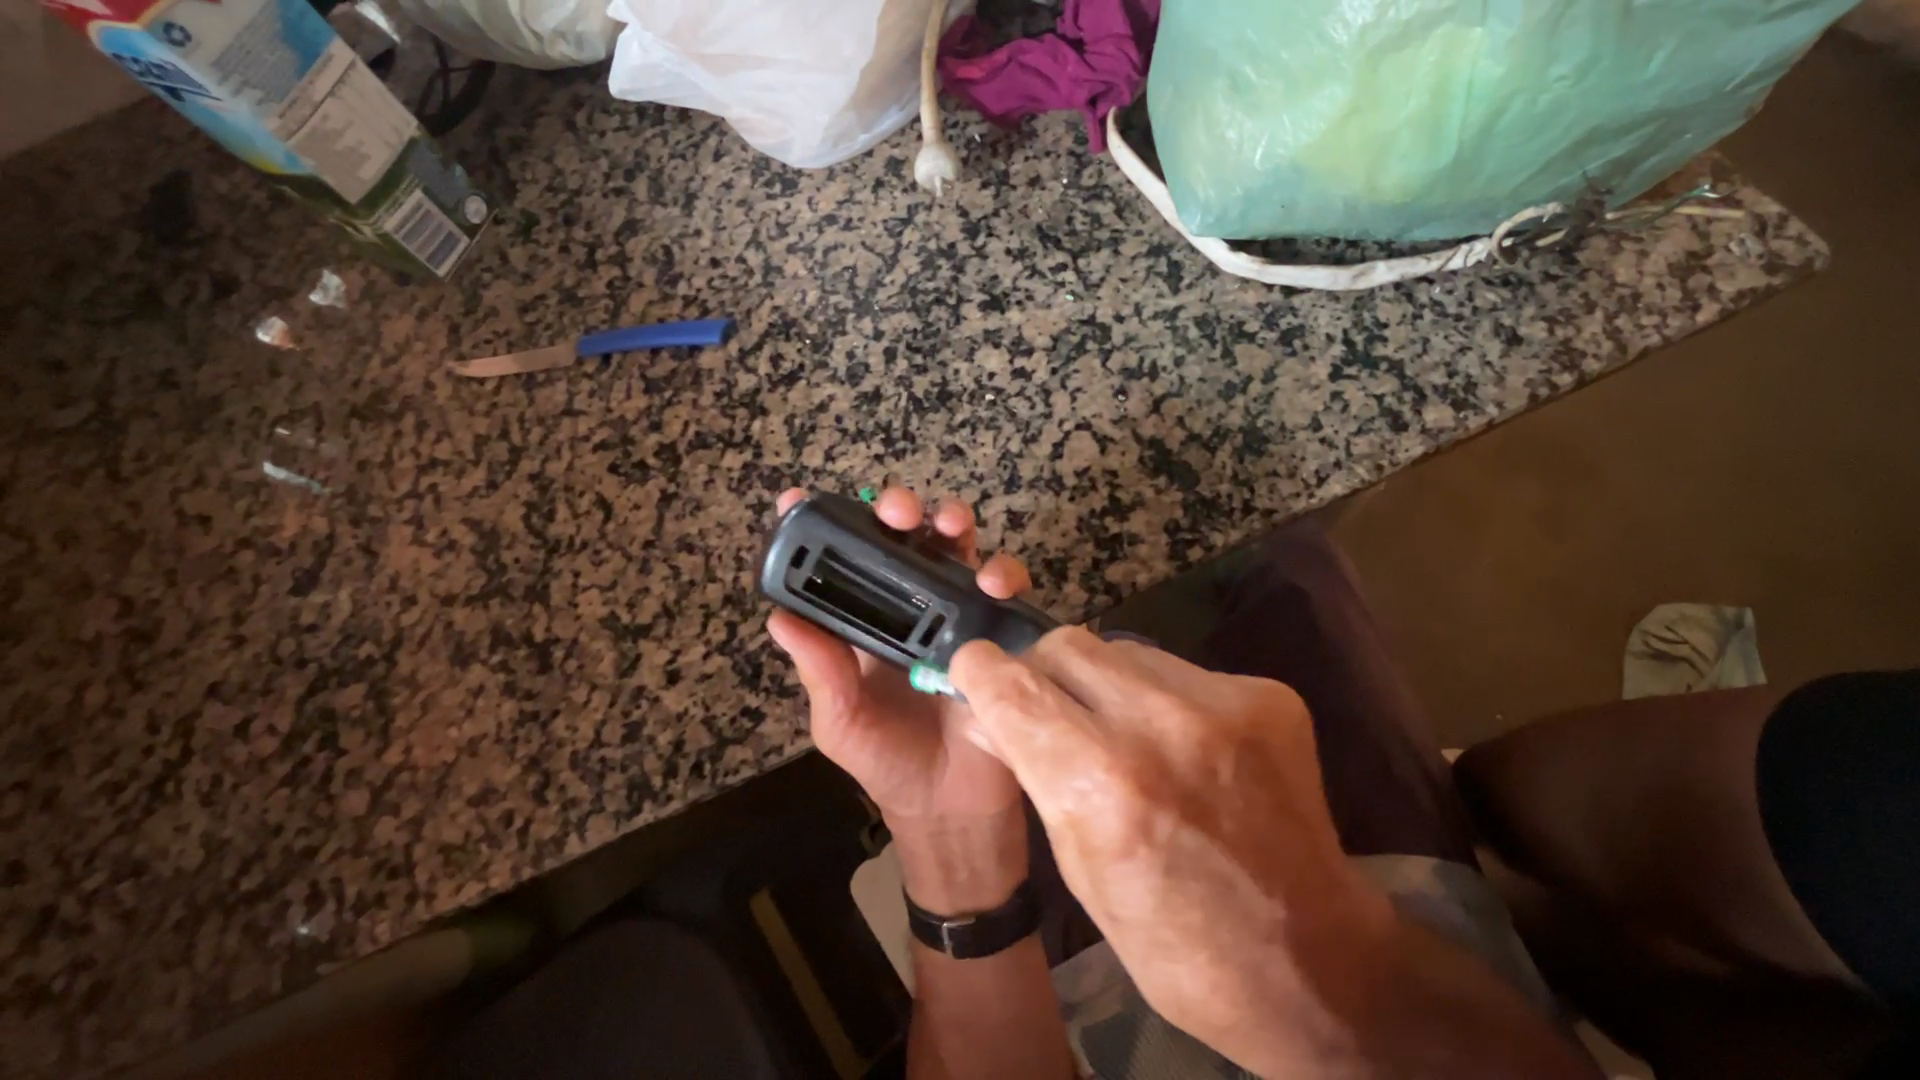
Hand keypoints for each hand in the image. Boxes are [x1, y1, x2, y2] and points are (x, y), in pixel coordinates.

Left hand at [767, 487, 1035, 908]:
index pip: (843, 562)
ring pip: (957, 549)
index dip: (824, 526)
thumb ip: (819, 672)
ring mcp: (958, 615)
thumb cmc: (888, 761)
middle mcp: (911, 608)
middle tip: (896, 511)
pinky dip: (1003, 573)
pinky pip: (1005, 590)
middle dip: (901, 510)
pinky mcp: (1000, 632)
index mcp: (866, 623)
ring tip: (950, 526)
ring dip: (954, 524)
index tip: (803, 501)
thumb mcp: (840, 722)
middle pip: (906, 540)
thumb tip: (779, 619)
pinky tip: (993, 583)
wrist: (952, 807)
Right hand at [949, 630, 1396, 1063]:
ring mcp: (1223, 704)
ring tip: (1123, 732)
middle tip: (1051, 709)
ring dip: (1104, 682)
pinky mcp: (1267, 695)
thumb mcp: (1076, 866)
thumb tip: (999, 711)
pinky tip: (1183, 746)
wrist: (1308, 960)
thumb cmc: (1172, 941)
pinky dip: (1163, 697)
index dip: (980, 672)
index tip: (976, 674)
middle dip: (1041, 671)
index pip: (1009, 682)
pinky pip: (1181, 671)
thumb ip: (1037, 773)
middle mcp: (1160, 725)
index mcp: (1100, 783)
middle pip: (1065, 644)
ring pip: (1123, 649)